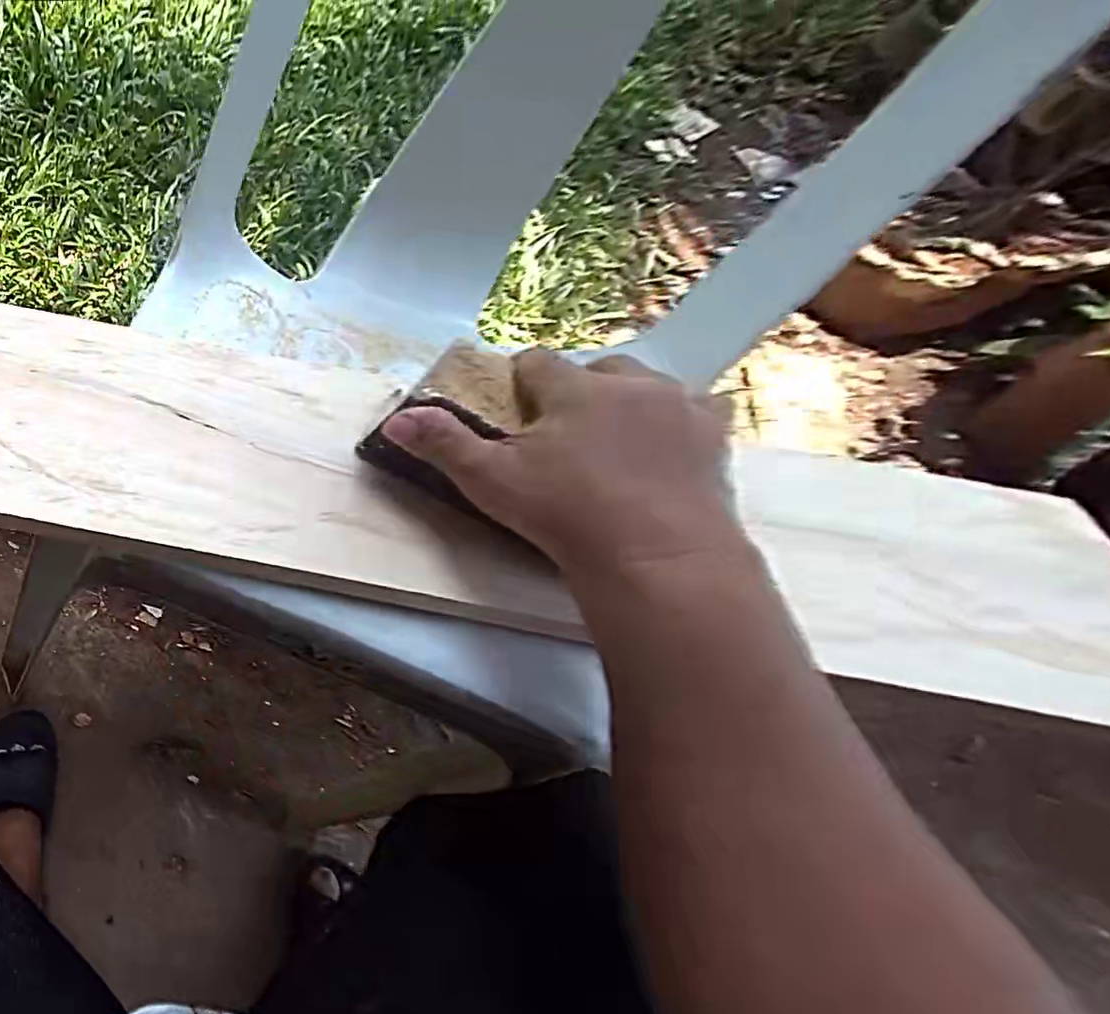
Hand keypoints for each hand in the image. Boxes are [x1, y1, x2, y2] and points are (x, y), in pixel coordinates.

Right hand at [381, 351, 741, 574]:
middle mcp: (629, 384)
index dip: (520, 378)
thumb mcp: (489, 481)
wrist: (656, 555)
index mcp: (572, 390)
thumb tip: (396, 419)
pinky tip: (663, 449)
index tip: (515, 402)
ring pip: (646, 384)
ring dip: (625, 401)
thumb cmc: (563, 513)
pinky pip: (695, 409)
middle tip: (561, 432)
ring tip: (610, 441)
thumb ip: (443, 445)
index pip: (537, 362)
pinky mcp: (714, 435)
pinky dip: (675, 421)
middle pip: (597, 368)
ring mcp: (678, 406)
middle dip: (576, 389)